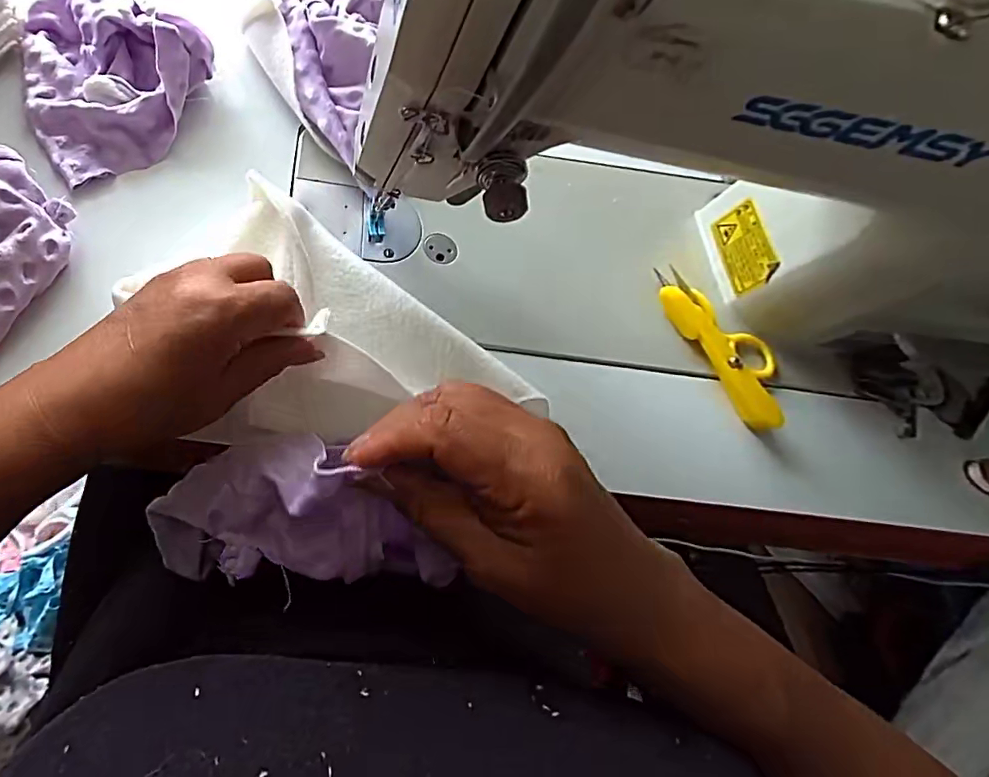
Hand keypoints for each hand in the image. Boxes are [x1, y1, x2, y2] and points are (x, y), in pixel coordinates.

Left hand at [22, 254, 321, 462]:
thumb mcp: (221, 392)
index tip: (286, 348)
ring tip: (230, 334)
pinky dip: (218, 289)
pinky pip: (205, 271)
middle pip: (260, 268)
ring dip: (245, 290)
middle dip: (271, 298)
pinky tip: (201, 327)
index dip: (293, 322)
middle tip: (260, 338)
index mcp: (226, 307)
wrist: (78, 398)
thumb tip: (307, 347)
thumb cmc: (154, 406)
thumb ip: (269, 361)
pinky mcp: (157, 279)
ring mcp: (177, 273)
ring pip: (232, 264)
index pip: (282, 296)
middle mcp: (205, 277)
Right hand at [345, 382, 689, 654]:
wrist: (634, 590)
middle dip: (396, 426)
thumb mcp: (490, 565)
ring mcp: (534, 424)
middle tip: (366, 463)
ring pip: (456, 395)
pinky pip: (472, 405)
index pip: (443, 426)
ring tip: (390, 458)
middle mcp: (531, 431)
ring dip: (414, 419)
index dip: (390, 437)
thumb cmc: (569, 592)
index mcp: (526, 468)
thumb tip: (378, 476)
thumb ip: (431, 510)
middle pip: (446, 401)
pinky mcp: (531, 428)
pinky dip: (437, 420)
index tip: (353, 461)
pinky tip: (424, 451)